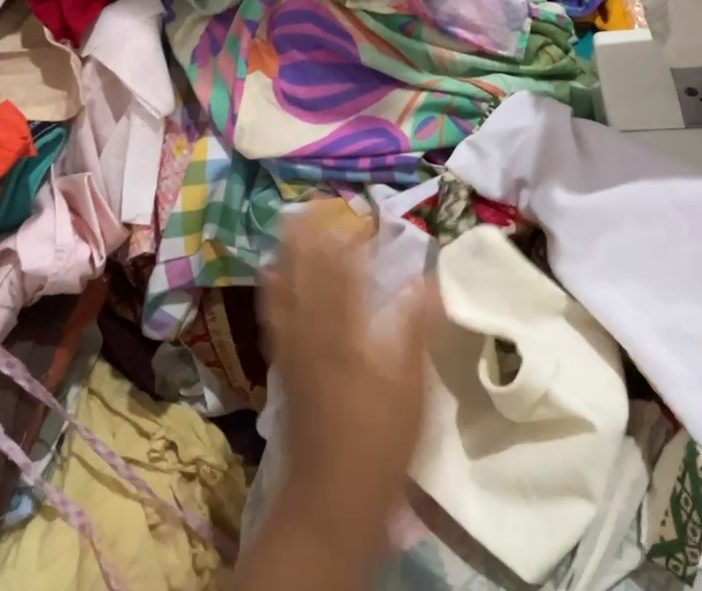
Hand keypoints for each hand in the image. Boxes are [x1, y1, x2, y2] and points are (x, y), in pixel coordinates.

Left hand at [259, 206, 440, 564]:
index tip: (352, 212)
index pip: (343, 274)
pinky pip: (275, 317)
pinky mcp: (285, 369)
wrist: (331, 495)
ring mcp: (294, 351)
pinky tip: (273, 280)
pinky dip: (274, 290)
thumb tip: (428, 281)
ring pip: (284, 292)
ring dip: (286, 257)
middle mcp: (313, 334)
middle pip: (305, 276)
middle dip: (305, 239)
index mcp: (347, 334)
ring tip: (287, 230)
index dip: (344, 240)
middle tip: (308, 206)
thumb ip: (416, 330)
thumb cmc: (380, 441)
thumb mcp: (411, 387)